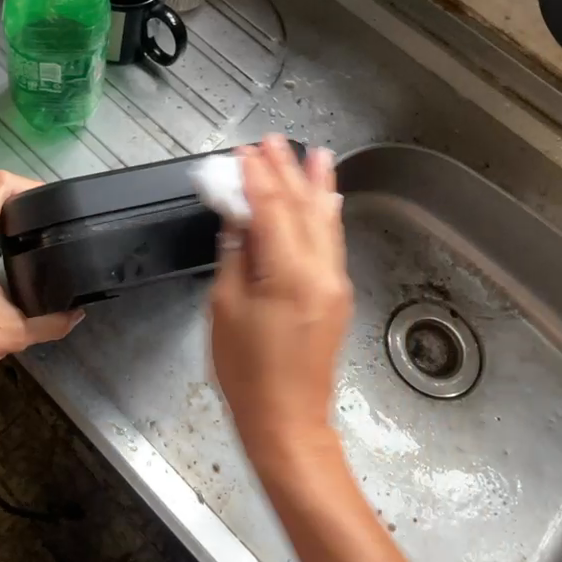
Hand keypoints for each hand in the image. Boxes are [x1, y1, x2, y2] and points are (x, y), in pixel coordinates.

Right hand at [209, 136, 353, 460]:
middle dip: (287, 172)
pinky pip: (332, 243)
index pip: (272, 210)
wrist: (287, 420)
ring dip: (316, 186)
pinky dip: (327, 215)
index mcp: (289, 274)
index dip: (257, 178)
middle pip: (303, 209)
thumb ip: (236, 255)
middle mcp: (321, 272)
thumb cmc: (246, 371)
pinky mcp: (336, 296)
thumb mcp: (225, 308)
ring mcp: (334, 284)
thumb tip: (238, 219)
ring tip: (314, 154)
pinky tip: (327, 199)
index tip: (245, 152)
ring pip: (325, 222)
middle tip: (274, 141)